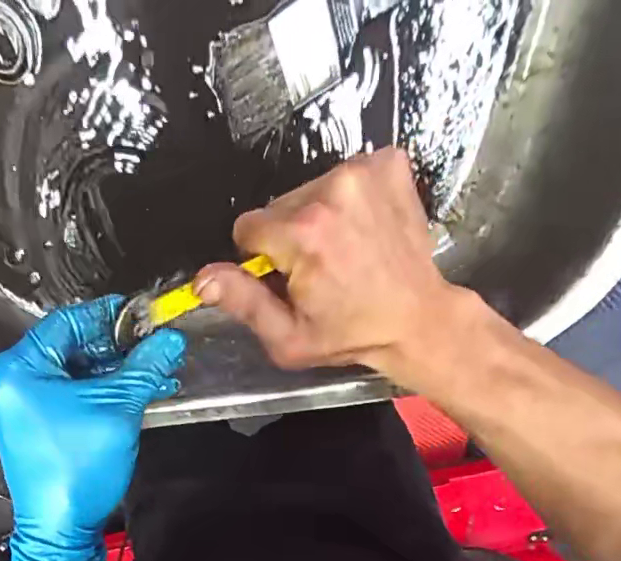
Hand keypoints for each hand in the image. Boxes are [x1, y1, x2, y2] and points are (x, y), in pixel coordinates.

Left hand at [0, 296, 184, 560]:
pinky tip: (137, 388)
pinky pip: (73, 392)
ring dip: (117, 370)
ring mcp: (24, 401)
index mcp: (17, 368)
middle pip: (73, 345)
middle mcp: (12, 379)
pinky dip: (104, 390)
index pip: (68, 322)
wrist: (62, 528)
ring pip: (77, 370)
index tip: (143, 313)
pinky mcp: (39, 420)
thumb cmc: (75, 472)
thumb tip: (170, 340)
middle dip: (119, 347)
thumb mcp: (118, 410)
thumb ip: (144, 368)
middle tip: (155, 343)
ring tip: (155, 368)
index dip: (110, 316)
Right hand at [192, 147, 468, 376]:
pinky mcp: (387, 164)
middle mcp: (332, 192)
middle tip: (322, 269)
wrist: (417, 319)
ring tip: (345, 251)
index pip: (248, 227)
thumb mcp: (289, 337)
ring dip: (318, 218)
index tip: (289, 276)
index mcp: (304, 235)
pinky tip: (363, 230)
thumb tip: (203, 279)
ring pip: (310, 190)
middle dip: (290, 236)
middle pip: (279, 206)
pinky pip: (345, 174)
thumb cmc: (353, 334)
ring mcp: (364, 173)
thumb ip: (244, 302)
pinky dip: (349, 199)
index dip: (262, 258)